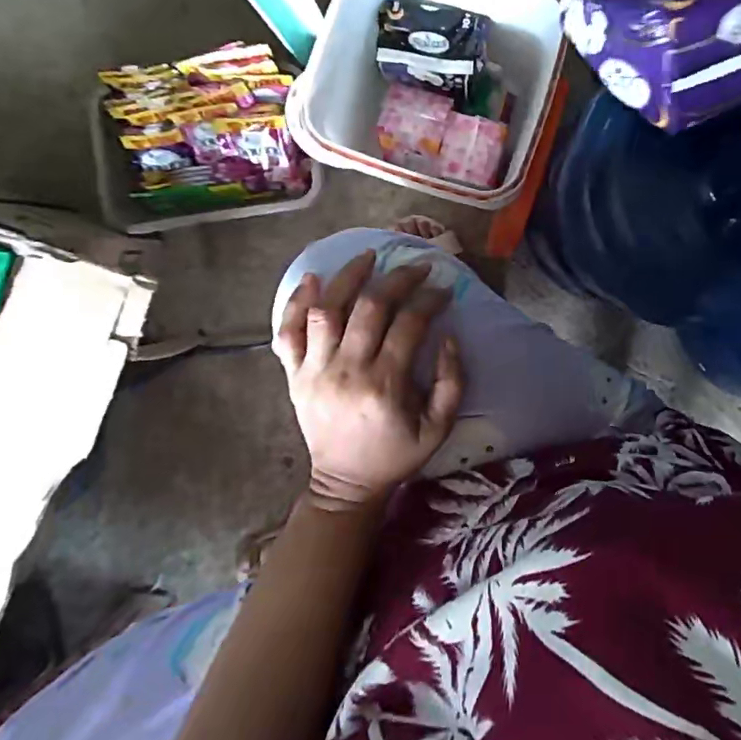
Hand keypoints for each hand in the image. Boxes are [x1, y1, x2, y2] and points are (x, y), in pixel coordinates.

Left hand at [273, 251, 464, 511]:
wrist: (344, 483)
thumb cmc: (395, 453)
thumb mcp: (438, 428)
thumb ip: (452, 382)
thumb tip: (448, 337)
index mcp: (385, 385)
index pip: (409, 324)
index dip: (429, 300)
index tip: (442, 289)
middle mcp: (347, 371)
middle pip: (370, 308)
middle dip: (397, 279)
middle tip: (416, 266)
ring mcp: (314, 371)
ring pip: (327, 309)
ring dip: (348, 277)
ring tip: (368, 256)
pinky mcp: (294, 375)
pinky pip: (288, 332)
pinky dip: (296, 302)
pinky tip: (313, 278)